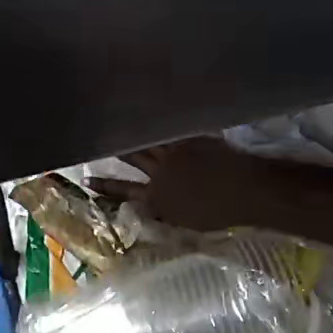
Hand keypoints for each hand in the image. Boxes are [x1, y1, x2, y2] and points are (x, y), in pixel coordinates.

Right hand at [87, 138, 330, 233]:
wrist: (246, 190)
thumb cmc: (219, 214)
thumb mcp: (184, 222)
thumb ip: (163, 211)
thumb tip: (147, 205)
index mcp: (157, 197)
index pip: (123, 190)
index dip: (104, 186)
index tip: (85, 180)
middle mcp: (160, 171)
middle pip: (132, 157)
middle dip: (116, 148)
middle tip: (100, 137)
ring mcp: (175, 151)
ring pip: (149, 139)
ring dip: (135, 132)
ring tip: (123, 120)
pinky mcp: (192, 138)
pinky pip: (174, 128)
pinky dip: (165, 123)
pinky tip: (158, 111)